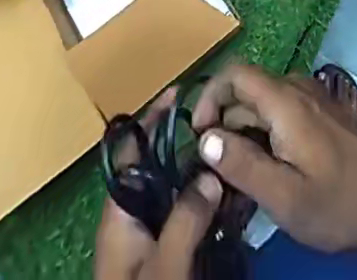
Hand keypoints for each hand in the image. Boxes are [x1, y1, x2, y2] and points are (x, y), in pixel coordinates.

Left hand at [94, 89, 222, 279]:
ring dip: (203, 180)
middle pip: (160, 170)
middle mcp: (136, 217)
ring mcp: (155, 240)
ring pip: (179, 197)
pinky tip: (235, 201)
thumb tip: (208, 172)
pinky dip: (210, 210)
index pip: (131, 150)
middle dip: (187, 150)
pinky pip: (191, 224)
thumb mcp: (165, 266)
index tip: (178, 94)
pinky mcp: (173, 260)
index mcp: (121, 209)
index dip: (150, 120)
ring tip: (235, 158)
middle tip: (222, 130)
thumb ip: (185, 218)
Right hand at [191, 63, 356, 253]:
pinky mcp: (320, 111)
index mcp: (282, 100)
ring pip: (261, 103)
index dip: (208, 97)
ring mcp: (310, 96)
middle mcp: (294, 87)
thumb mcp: (285, 197)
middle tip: (217, 166)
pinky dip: (265, 132)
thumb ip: (242, 164)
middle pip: (244, 91)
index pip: (231, 74)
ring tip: (242, 173)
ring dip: (244, 131)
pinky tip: (270, 166)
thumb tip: (204, 139)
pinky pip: (280, 110)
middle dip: (224, 124)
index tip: (200, 134)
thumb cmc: (339, 202)